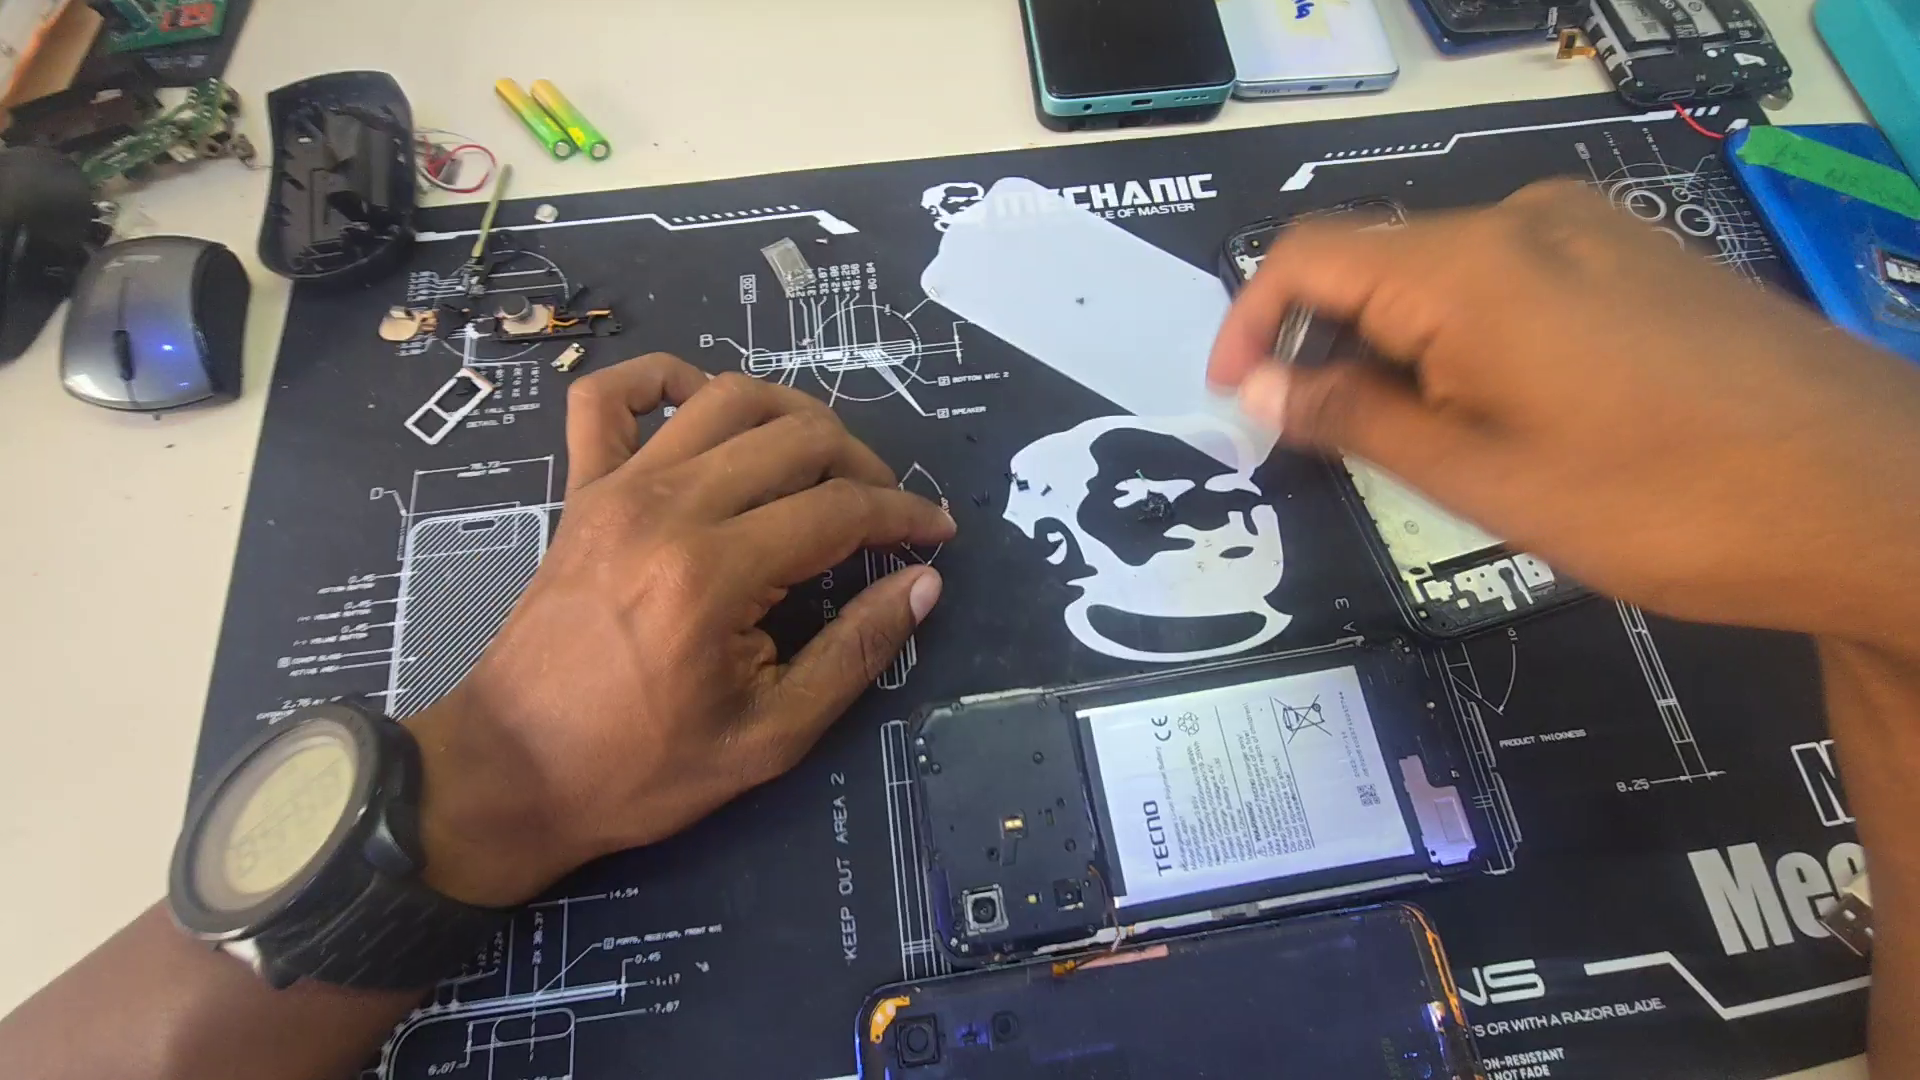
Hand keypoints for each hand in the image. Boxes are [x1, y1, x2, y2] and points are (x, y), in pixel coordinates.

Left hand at [406, 355, 954, 906]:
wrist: (511, 772)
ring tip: (825, 460)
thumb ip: (855, 652)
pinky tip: (706, 403)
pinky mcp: (583, 489)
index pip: (840, 509)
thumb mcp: (772, 735)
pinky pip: (612, 396)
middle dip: (864, 466)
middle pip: (797, 438)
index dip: (904, 516)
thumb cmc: (644, 767)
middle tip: (885, 511)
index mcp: (716, 573)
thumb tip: (923, 584)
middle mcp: (669, 507)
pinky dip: (665, 378)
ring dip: (795, 415)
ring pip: (728, 398)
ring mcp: (618, 487)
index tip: (936, 533)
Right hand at [1209, 180, 1919, 647]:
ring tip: (1397, 437)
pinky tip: (1472, 406)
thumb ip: (1347, 415)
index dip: (1247, 321)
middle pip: (1366, 262)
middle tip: (1311, 437)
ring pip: (1426, 276)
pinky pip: (1490, 281)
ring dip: (1378, 348)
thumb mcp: (1469, 473)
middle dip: (1314, 345)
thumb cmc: (1655, 500)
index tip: (1229, 395)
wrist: (1884, 503)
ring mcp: (1581, 231)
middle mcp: (1519, 222)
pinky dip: (1441, 337)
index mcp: (1469, 269)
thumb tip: (1254, 388)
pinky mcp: (1622, 257)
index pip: (1307, 257)